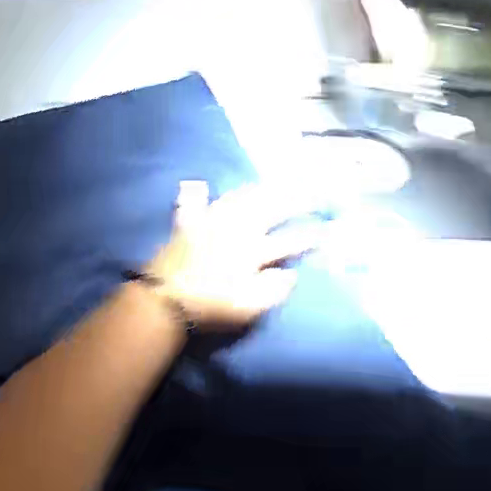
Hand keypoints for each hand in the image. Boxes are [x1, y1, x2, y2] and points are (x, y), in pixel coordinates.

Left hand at [141, 180, 320, 331]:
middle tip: (311, 191)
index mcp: (252, 250)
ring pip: (238, 198)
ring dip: (258, 190)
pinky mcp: (187, 225)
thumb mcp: (248, 307)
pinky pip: (193, 203)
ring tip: (272, 182)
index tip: (326, 230)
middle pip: (269, 208)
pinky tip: (200, 184)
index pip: (288, 240)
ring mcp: (210, 222)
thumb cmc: (210, 307)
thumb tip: (291, 275)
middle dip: (293, 200)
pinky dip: (197, 194)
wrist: (164, 299)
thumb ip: (273, 290)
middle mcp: (235, 229)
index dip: (309, 236)